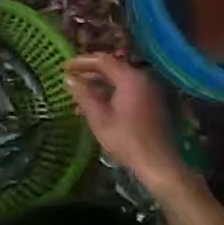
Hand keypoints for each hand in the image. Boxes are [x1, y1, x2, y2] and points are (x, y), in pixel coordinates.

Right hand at [64, 55, 185, 186]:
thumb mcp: (99, 117)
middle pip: (112, 69)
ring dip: (98, 87)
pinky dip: (110, 95)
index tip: (64, 67)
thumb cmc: (127, 140)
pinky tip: (96, 108)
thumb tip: (69, 78)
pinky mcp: (151, 103)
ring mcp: (149, 91)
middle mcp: (142, 78)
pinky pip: (127, 91)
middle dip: (89, 74)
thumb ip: (83, 94)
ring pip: (118, 82)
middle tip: (70, 79)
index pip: (103, 60)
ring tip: (78, 97)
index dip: (81, 62)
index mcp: (130, 78)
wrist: (158, 163)